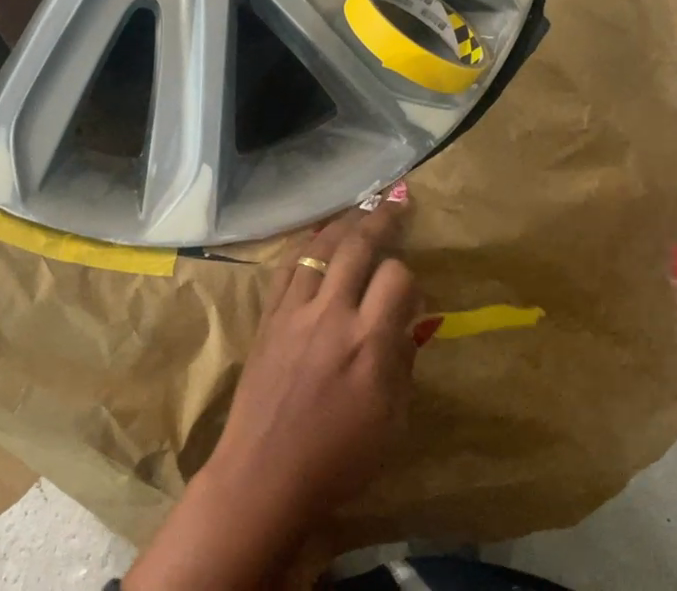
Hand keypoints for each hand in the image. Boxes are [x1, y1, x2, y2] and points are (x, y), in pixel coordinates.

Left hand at [125, 201, 420, 590]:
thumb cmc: (337, 460)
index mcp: (368, 344)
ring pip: (318, 249)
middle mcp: (330, 317)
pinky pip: (287, 268)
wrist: (264, 474)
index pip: (398, 278)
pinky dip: (306, 247)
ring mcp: (293, 313)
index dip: (410, 277)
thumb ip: (403, 364)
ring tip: (360, 210)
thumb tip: (409, 323)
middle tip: (396, 203)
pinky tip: (317, 239)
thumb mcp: (392, 422)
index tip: (412, 291)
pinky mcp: (267, 318)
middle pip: (357, 248)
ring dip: (342, 224)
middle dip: (381, 220)